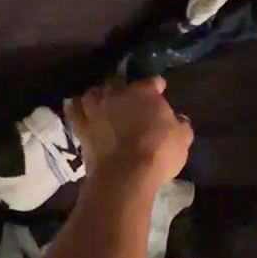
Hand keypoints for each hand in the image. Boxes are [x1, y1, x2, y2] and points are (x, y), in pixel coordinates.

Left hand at [64, 77, 192, 186]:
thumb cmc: (159, 153)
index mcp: (144, 93)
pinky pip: (73, 110)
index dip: (157, 85)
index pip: (152, 82)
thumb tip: (179, 119)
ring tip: (102, 98)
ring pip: (93, 92)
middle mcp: (118, 95)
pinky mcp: (82, 128)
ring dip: (99, 94)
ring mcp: (96, 110)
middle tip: (130, 95)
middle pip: (119, 82)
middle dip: (124, 86)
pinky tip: (77, 106)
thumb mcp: (182, 139)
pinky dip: (75, 106)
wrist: (126, 175)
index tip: (160, 88)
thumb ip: (181, 125)